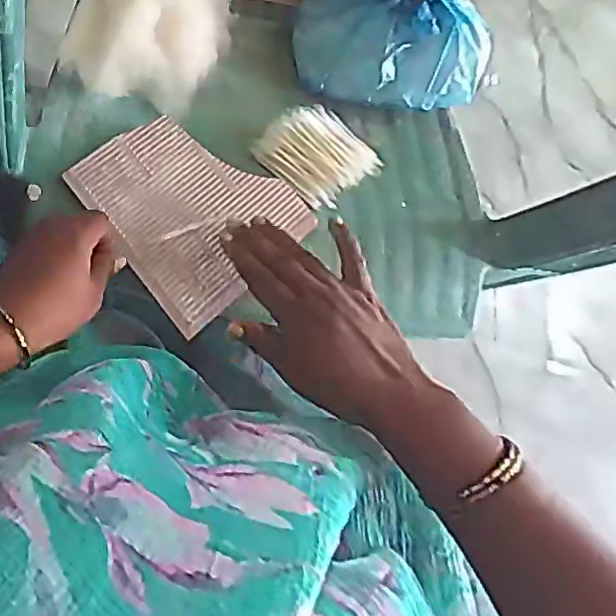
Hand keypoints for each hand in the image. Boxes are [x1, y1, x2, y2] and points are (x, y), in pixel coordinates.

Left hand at [0, 211, 120, 349]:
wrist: (6, 319)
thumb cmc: (56, 308)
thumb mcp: (93, 294)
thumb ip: (105, 267)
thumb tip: (107, 254)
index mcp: (76, 231)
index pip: (101, 221)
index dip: (107, 241)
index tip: (103, 264)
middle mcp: (54, 223)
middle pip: (80, 222)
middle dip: (88, 242)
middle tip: (87, 272)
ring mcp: (34, 232)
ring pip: (61, 230)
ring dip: (69, 247)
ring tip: (67, 277)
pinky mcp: (19, 243)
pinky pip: (45, 240)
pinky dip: (52, 251)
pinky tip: (49, 276)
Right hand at [223, 219, 444, 430]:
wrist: (390, 394)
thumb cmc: (334, 386)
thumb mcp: (290, 368)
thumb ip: (262, 342)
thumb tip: (231, 325)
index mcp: (293, 312)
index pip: (259, 278)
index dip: (240, 257)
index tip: (226, 239)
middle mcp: (314, 294)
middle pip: (279, 261)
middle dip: (254, 241)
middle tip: (236, 223)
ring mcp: (341, 290)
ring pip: (306, 257)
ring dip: (282, 238)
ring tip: (263, 221)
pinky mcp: (365, 293)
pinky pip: (353, 262)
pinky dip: (345, 240)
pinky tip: (336, 223)